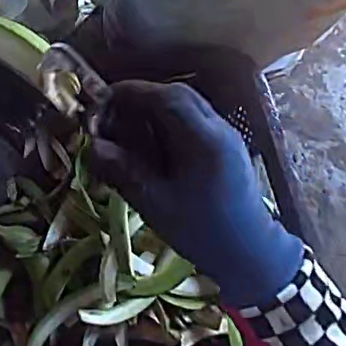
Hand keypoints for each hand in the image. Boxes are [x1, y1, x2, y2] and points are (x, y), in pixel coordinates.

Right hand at [88, 81, 303, 306]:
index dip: (133, 92)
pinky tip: (151, 141)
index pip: (167, 97)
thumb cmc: (202, 232)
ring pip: (187, 104)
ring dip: (154, 107)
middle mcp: (218, 129)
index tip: (104, 99)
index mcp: (204, 141)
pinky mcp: (226, 145)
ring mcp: (226, 135)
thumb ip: (125, 171)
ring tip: (127, 125)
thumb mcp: (156, 204)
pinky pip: (194, 118)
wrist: (252, 254)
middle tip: (112, 112)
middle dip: (141, 97)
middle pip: (177, 94)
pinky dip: (168, 120)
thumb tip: (93, 146)